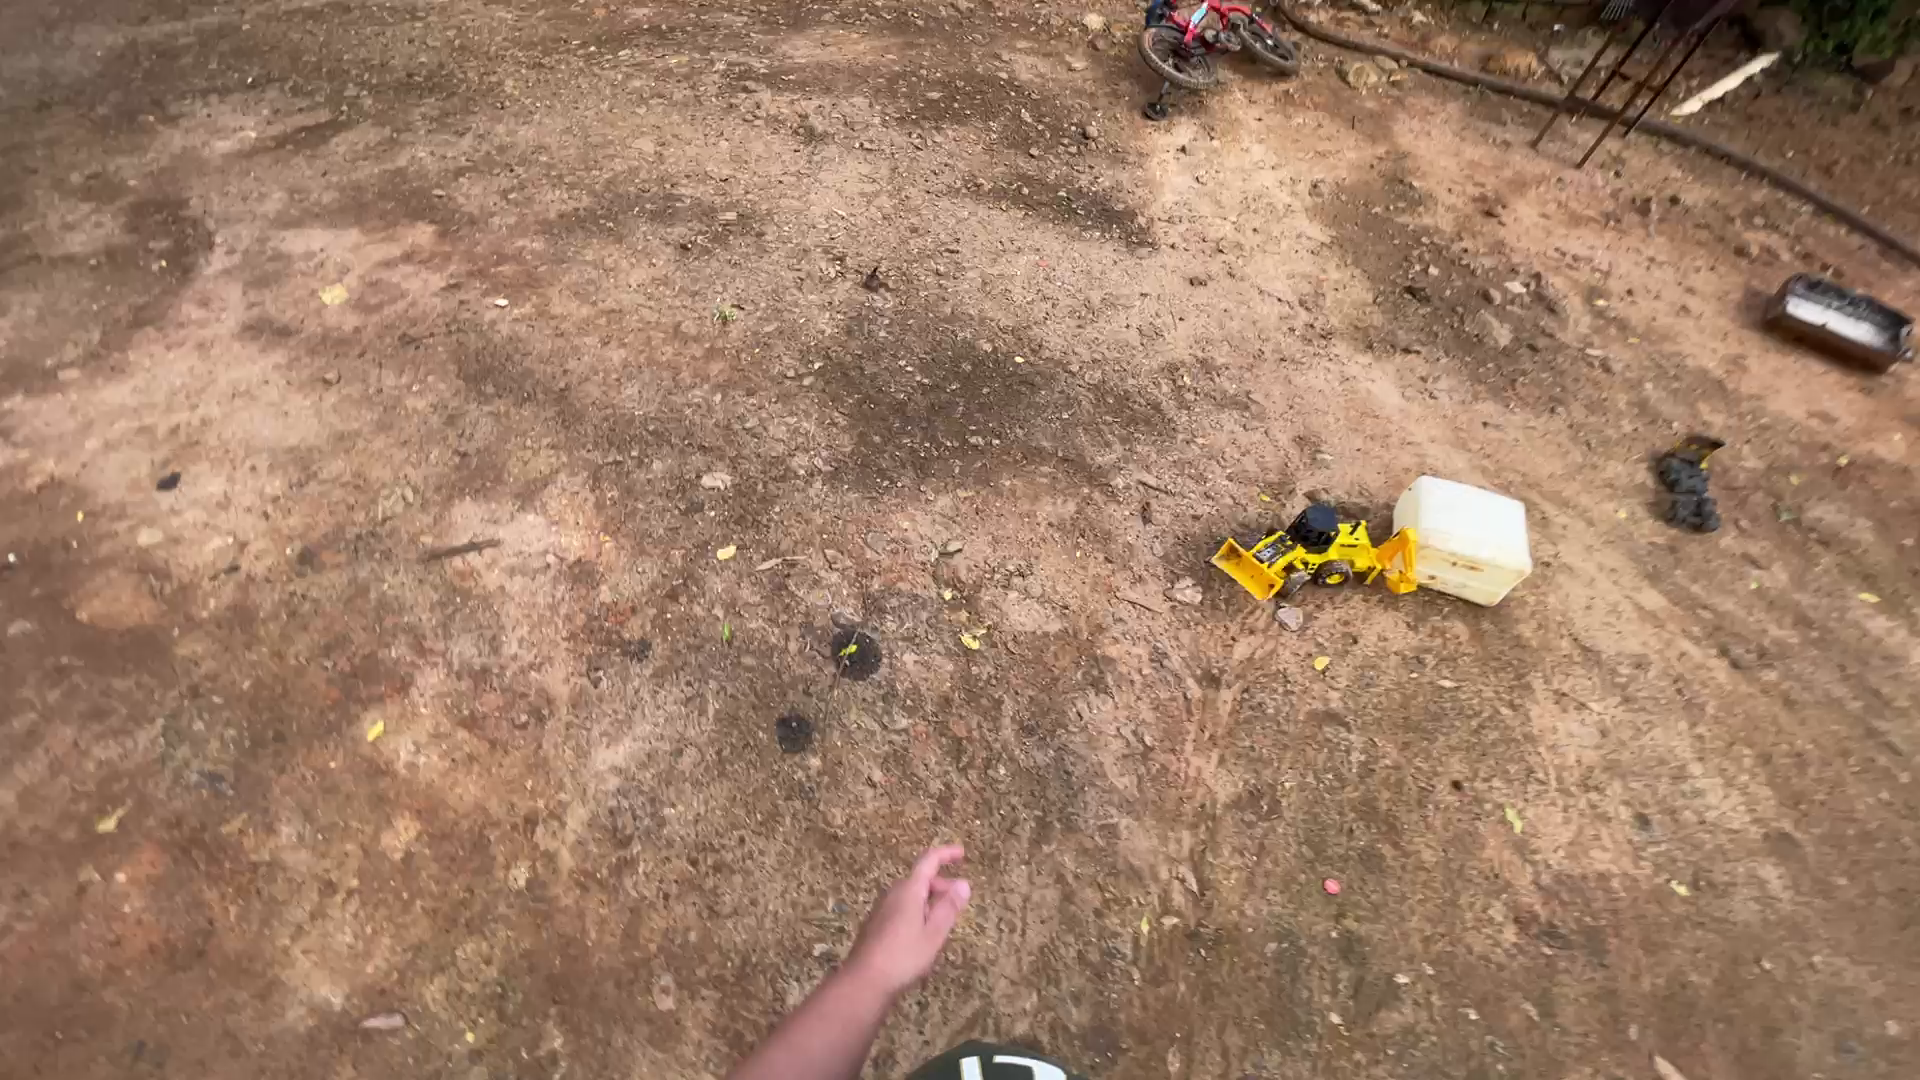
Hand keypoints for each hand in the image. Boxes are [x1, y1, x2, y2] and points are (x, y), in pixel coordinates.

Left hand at [844, 845, 971, 997]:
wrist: (863, 981)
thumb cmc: (903, 956)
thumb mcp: (933, 934)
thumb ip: (949, 907)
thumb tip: (964, 883)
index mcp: (909, 889)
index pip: (929, 860)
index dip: (946, 854)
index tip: (962, 853)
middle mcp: (894, 892)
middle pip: (920, 879)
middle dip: (942, 884)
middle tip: (958, 901)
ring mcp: (882, 908)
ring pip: (911, 895)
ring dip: (930, 900)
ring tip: (943, 922)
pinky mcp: (877, 924)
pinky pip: (902, 907)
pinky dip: (918, 911)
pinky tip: (922, 935)